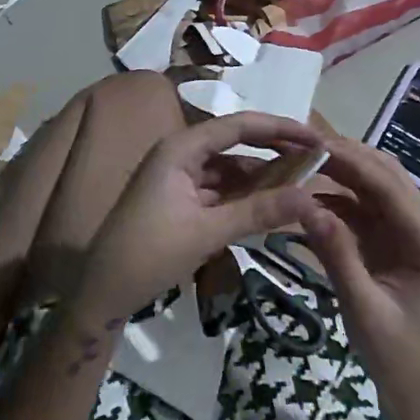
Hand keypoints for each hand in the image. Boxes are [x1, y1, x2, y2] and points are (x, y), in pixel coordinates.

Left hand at [73, 112, 321, 321]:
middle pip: (236, 144)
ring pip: (230, 170)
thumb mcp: (207, 233)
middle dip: (274, 151)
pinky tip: (274, 206)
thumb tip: (311, 198)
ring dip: (263, 178)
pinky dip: (246, 197)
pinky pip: (222, 191)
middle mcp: (180, 155)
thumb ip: (258, 212)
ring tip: (305, 184)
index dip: (279, 128)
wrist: (103, 293)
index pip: (237, 126)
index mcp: (180, 149)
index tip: (316, 138)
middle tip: (317, 161)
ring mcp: (180, 178)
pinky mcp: (182, 201)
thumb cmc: (149, 254)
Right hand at [303, 139, 419, 415]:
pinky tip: (310, 196)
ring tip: (302, 160)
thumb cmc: (400, 359)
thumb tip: (305, 205)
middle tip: (302, 144)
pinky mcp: (392, 245)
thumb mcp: (364, 311)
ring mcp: (407, 237)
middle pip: (388, 176)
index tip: (313, 144)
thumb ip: (338, 256)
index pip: (390, 187)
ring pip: (377, 187)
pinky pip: (365, 209)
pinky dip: (339, 196)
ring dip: (343, 171)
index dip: (352, 161)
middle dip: (348, 155)